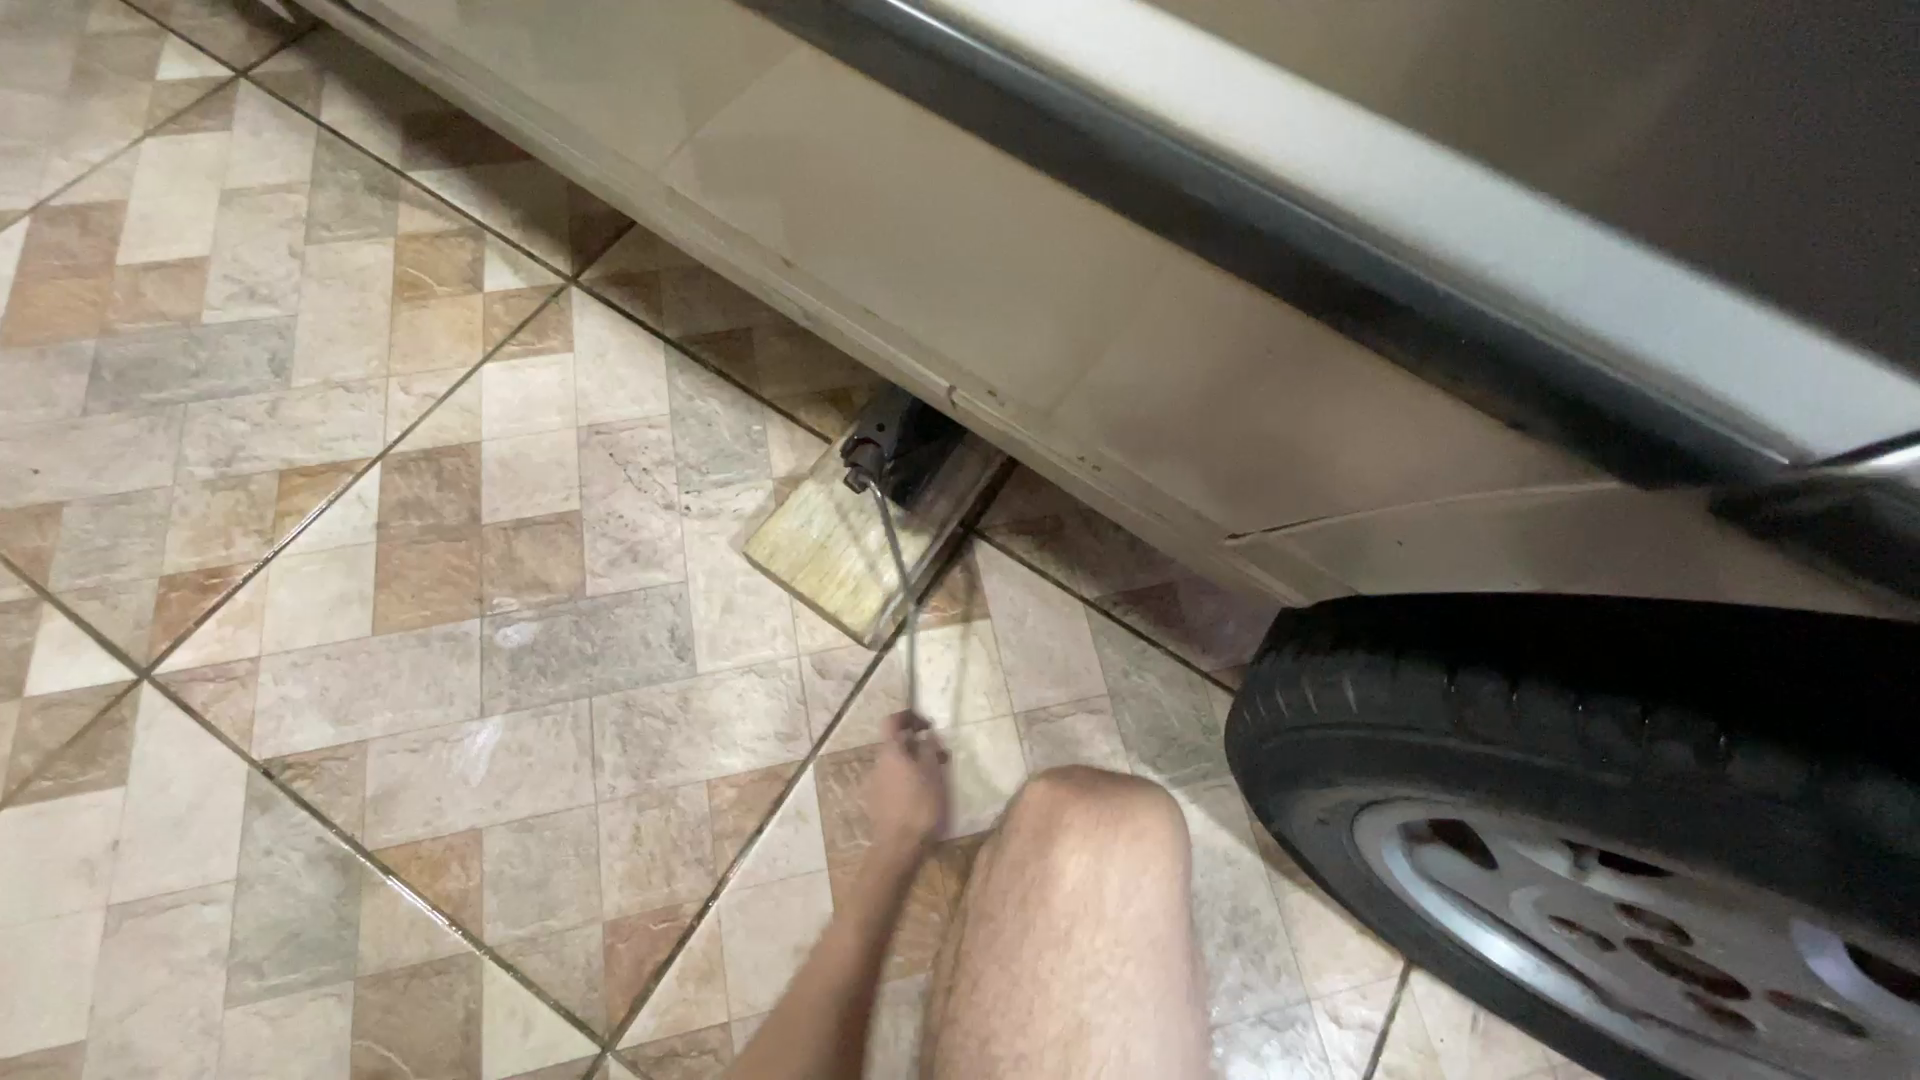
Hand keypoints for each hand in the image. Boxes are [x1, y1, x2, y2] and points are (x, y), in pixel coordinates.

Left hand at [866, 711, 949, 859]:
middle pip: (895, 743)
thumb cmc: (920, 805)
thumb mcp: (933, 773)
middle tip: (940, 754)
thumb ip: (929, 749)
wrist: (898, 846)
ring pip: (895, 762)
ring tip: (935, 775)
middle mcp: (877, 763)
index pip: (892, 721)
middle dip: (917, 743)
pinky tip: (922, 793)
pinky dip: (907, 777)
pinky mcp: (876, 801)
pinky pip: (892, 779)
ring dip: (913, 762)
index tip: (927, 724)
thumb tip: (926, 734)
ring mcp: (874, 783)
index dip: (908, 716)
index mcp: (890, 751)